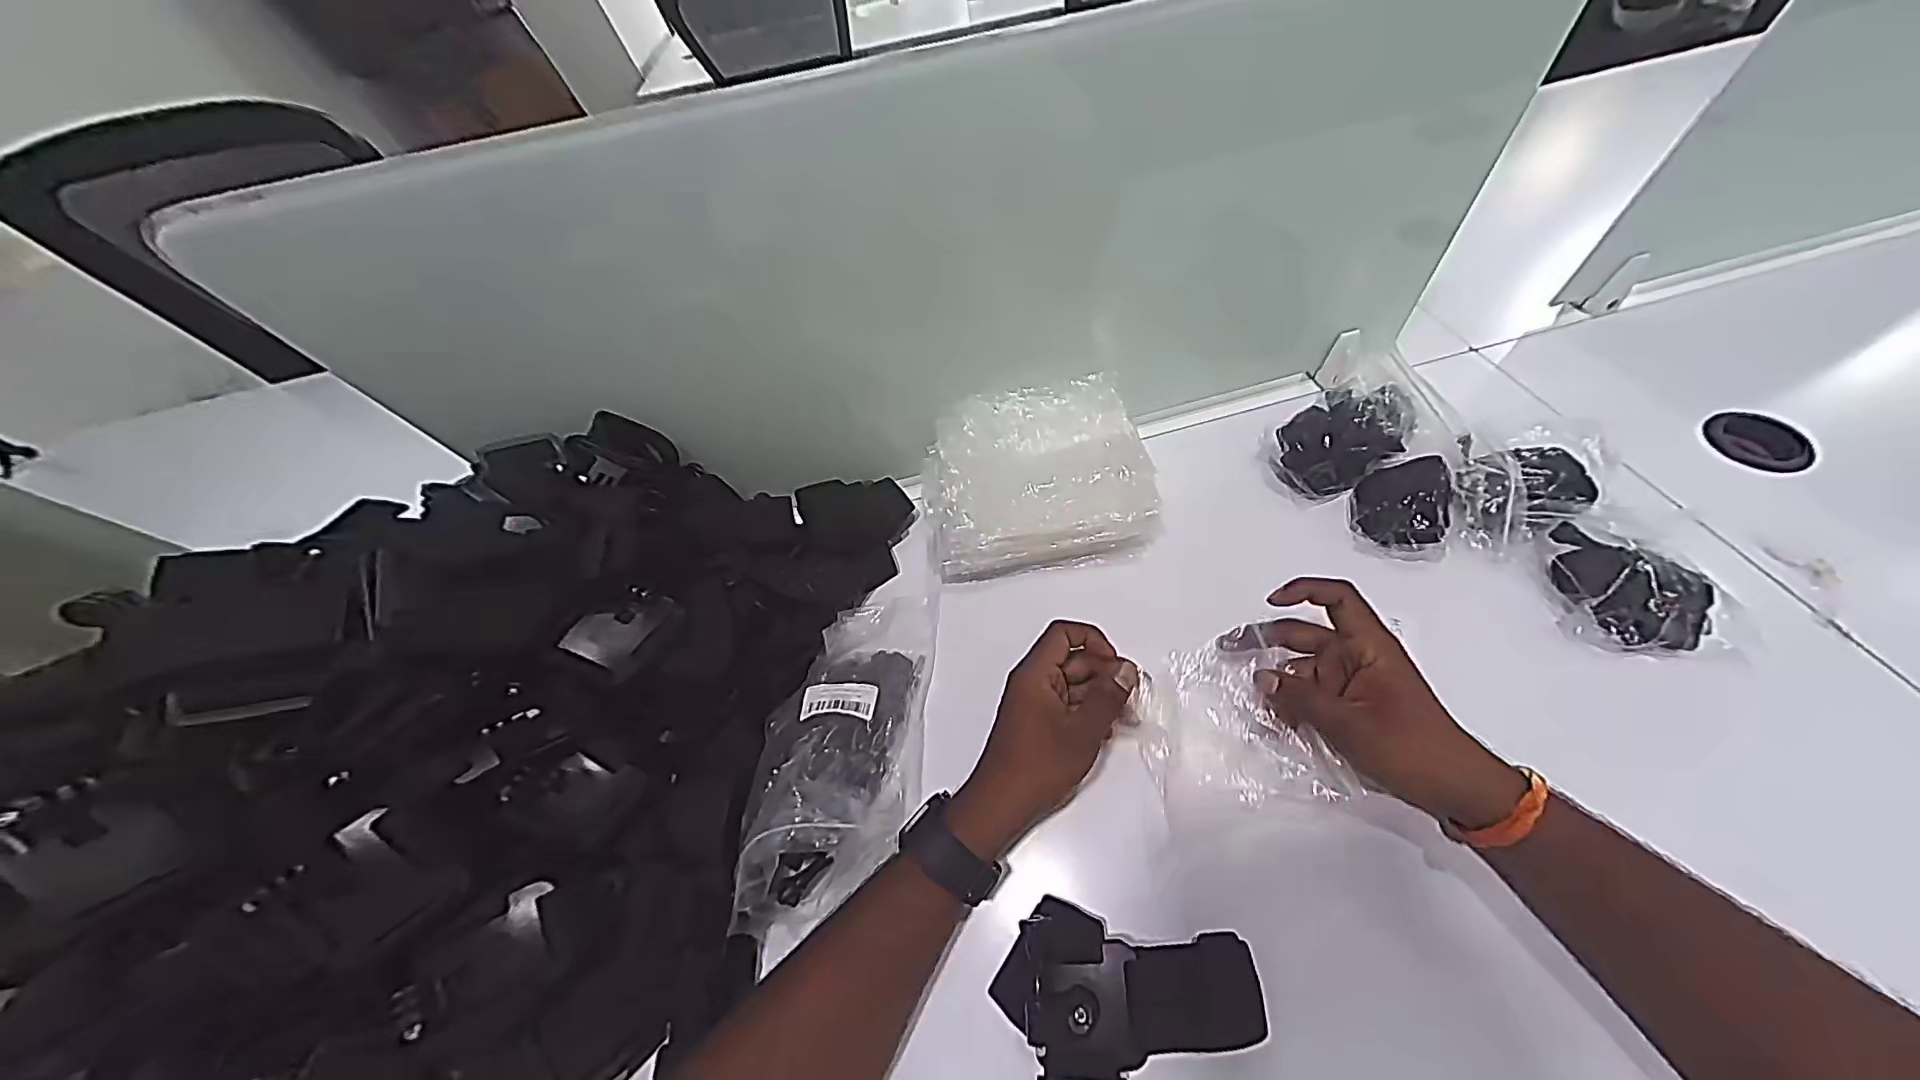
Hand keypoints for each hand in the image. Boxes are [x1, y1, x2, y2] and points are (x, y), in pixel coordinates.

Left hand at [949, 621, 1139, 859]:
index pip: (1064, 634)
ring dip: (1100, 696)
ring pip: (1074, 684)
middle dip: (1105, 673)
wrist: (1002, 804)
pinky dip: (1088, 712)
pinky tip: (1105, 731)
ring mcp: (1033, 703)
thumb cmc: (1031, 770)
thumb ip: (1108, 697)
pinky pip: (1068, 704)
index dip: (1095, 642)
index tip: (1115, 663)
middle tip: (1129, 693)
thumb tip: (1124, 672)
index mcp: (1035, 674)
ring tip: (1123, 717)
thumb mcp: (1083, 730)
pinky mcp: (1037, 722)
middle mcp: (1031, 683)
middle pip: (1073, 660)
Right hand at [1221, 578, 1526, 828]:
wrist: (1454, 787)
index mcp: (1369, 647)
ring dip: (1278, 680)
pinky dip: (1290, 701)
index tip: (1272, 600)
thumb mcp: (1349, 723)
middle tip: (1233, 648)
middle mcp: (1358, 657)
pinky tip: (1275, 717)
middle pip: (1306, 634)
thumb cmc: (1418, 749)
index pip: (1337, 598)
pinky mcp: (1348, 705)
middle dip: (1267, 639)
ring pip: (1302, 668)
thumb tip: (1263, 679)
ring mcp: (1352, 682)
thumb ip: (1300, 698)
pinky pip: (1310, 694)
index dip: (1303, 591)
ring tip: (1254, 696)